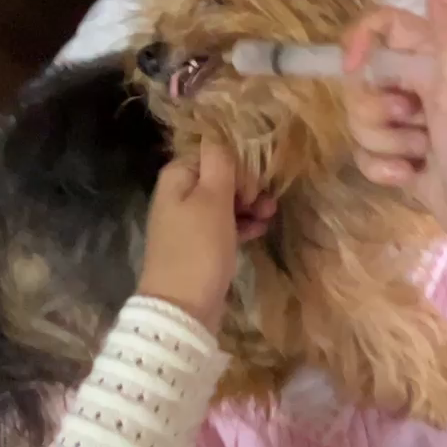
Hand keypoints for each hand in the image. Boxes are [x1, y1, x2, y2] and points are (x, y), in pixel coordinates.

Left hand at [136, 141, 273, 333]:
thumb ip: (220, 163)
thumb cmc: (199, 247)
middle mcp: (177, 195)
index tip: (253, 186)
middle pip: (219, 178)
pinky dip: (240, 225)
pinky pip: (222, 226)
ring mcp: (186, 223)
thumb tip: (220, 137)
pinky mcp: (197, 247)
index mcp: (177, 178)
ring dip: (248, 206)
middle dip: (247, 187)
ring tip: (269, 217)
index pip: (213, 155)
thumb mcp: (213, 199)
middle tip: (265, 204)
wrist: (181, 309)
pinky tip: (258, 231)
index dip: (237, 166)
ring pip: (223, 203)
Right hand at [341, 0, 446, 314]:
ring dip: (383, 143)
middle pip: (364, 81)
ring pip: (362, 120)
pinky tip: (411, 178)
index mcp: (439, 64)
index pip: (386, 28)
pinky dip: (384, 169)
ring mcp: (413, 127)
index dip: (360, 40)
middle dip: (375, 109)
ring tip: (418, 157)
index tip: (351, 68)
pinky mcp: (405, 160)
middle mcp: (423, 89)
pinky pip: (368, 155)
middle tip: (412, 123)